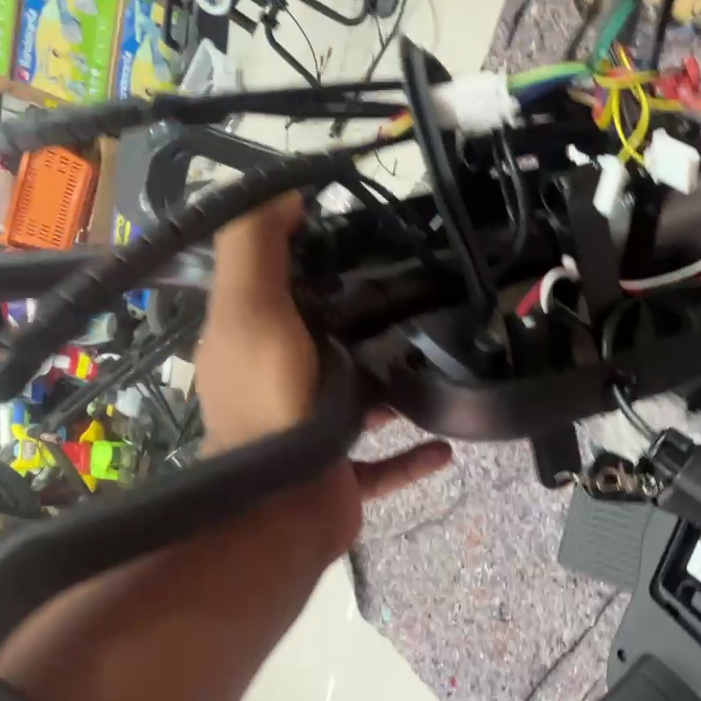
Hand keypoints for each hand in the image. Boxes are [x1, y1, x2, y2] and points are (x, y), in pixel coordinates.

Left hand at [193, 196, 450, 544]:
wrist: (283, 507)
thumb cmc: (271, 402)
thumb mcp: (252, 307)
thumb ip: (258, 246)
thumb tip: (284, 193)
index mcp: (255, 345)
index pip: (284, 291)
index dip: (315, 261)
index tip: (365, 238)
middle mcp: (281, 386)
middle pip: (329, 344)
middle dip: (369, 323)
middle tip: (422, 297)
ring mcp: (313, 435)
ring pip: (360, 402)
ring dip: (396, 388)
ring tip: (444, 364)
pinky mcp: (342, 477)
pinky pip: (385, 464)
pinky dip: (413, 455)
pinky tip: (448, 444)